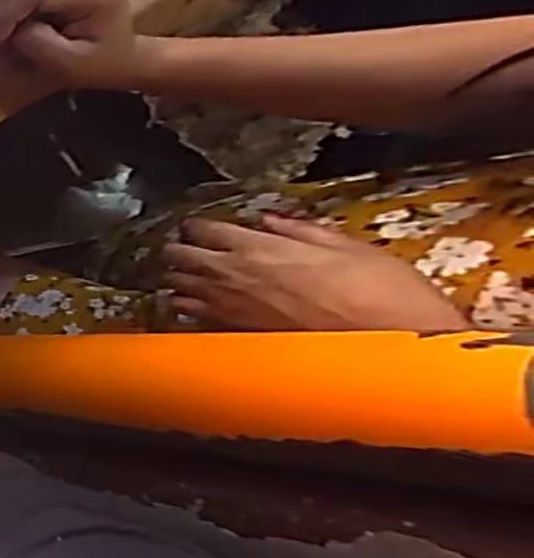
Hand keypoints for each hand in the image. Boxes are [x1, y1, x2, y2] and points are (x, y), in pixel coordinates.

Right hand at [0, 0, 149, 106]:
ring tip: (2, 44)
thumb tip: (14, 32)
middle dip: (1, 18)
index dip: (5, 16)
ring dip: (5, 18)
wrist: (122, 61)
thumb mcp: (68, 63)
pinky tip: (14, 35)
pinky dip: (13, 17)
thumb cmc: (99, 67)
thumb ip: (39, 44)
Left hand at [161, 215, 468, 330]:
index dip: (194, 226)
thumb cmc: (378, 289)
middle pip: (175, 253)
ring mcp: (220, 299)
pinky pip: (183, 309)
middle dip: (177, 248)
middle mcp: (227, 271)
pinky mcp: (222, 324)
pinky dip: (182, 302)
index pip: (202, 228)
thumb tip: (269, 219)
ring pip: (173, 281)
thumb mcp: (347, 247)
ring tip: (188, 274)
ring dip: (177, 275)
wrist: (385, 337)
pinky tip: (195, 301)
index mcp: (255, 246)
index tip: (195, 227)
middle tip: (186, 248)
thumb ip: (299, 230)